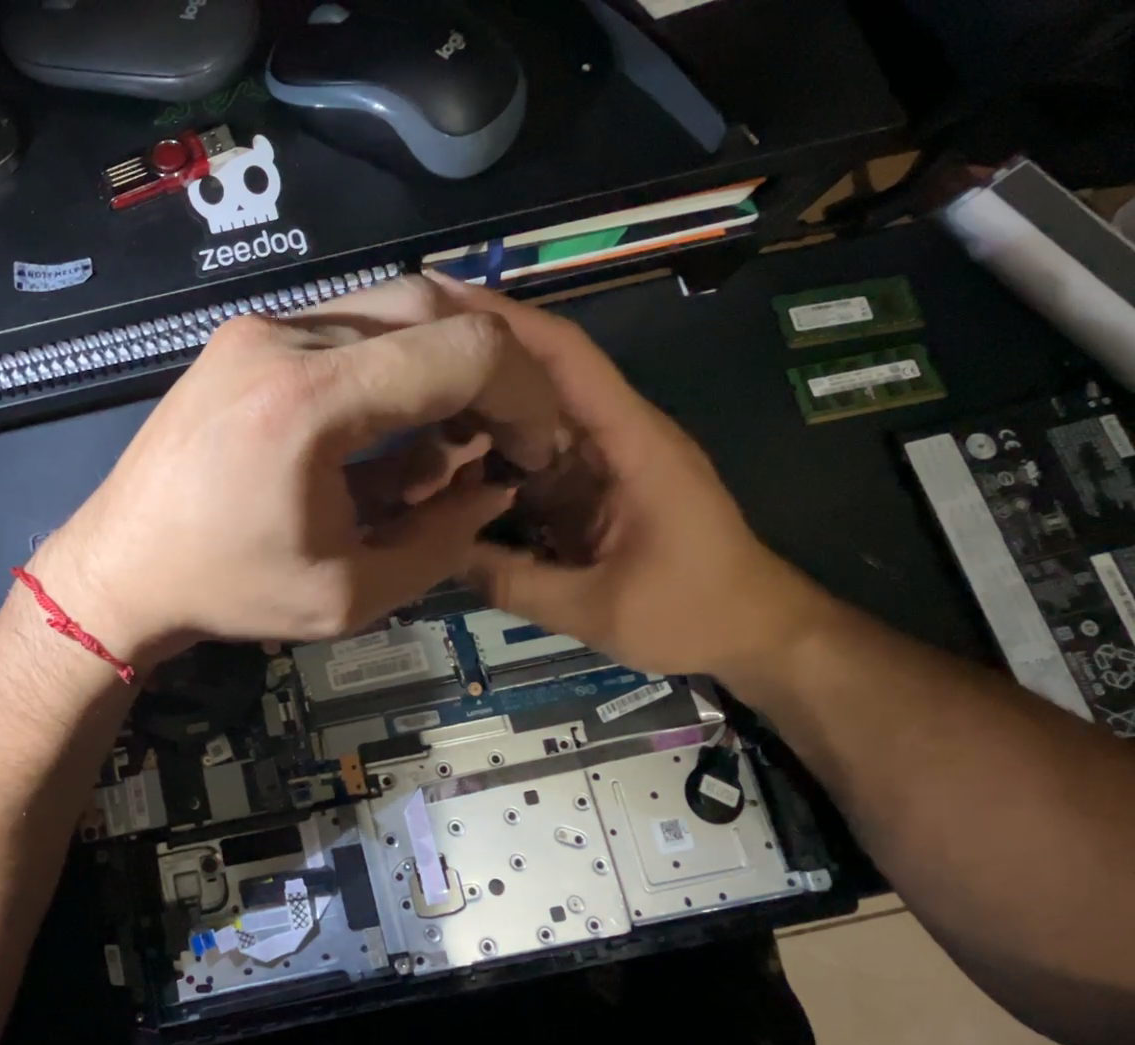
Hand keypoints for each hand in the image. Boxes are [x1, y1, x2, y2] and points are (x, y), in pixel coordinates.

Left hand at [30, 275, 558, 663]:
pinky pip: (341, 327)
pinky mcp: (241, 340)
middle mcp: (282, 338)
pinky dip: (388, 361)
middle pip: (432, 305)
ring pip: (388, 308)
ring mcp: (255, 330)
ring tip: (450, 433)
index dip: (525, 395)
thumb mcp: (350, 592)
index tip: (534, 448)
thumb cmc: (226, 591)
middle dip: (491, 368)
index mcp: (309, 399)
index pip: (463, 351)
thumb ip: (444, 535)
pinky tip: (391, 421)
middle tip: (504, 432)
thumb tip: (496, 482)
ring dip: (439, 360)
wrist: (120, 568)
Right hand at [428, 275, 836, 678]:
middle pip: (538, 373)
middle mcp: (613, 435)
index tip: (440, 293)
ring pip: (528, 412)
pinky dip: (485, 449)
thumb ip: (510, 580)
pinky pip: (528, 454)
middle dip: (473, 353)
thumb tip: (430, 553)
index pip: (565, 358)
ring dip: (472, 401)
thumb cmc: (694, 615)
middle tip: (398, 346)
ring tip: (402, 395)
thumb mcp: (596, 609)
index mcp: (630, 443)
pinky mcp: (589, 484)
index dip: (506, 320)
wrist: (761, 636)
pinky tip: (436, 455)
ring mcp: (600, 458)